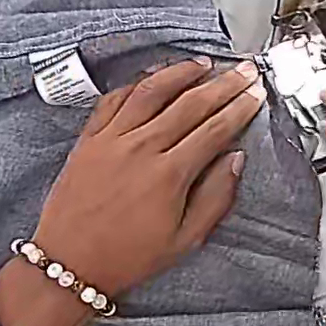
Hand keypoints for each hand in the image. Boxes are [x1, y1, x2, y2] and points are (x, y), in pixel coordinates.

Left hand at [0, 57, 264, 325]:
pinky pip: (115, 99)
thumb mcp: (184, 240)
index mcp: (169, 175)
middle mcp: (141, 148)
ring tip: (204, 64)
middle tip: (244, 71)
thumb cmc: (128, 256)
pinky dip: (137, 83)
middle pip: (190, 104)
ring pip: (152, 91)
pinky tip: (153, 77)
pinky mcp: (89, 138)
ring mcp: (112, 139)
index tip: (255, 95)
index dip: (239, 108)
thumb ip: (215, 198)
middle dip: (223, 84)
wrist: (70, 262)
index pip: (214, 129)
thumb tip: (236, 160)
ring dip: (181, 72)